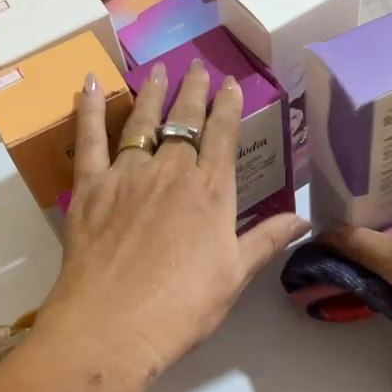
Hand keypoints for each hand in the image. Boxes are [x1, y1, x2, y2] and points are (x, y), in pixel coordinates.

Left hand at [37, 60, 308, 379]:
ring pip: (143, 121)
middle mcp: (171, 170)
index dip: (229, 106)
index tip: (232, 83)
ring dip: (153, 93)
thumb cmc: (182, 306)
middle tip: (198, 66)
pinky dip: (90, 109)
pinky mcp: (90, 187)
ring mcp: (127, 174)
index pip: (224, 135)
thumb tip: (302, 219)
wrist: (113, 325)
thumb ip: (266, 240)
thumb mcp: (234, 275)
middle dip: (194, 90)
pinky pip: (89, 139)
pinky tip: (90, 84)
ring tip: (159, 68)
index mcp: (210, 189)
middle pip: (185, 120)